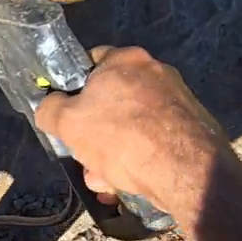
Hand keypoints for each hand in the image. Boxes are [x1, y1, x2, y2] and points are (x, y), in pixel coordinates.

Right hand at [33, 46, 230, 222]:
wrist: (184, 171)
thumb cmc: (119, 137)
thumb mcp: (66, 122)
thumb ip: (49, 109)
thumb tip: (50, 106)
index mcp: (126, 58)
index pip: (89, 62)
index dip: (72, 89)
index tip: (67, 115)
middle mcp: (156, 71)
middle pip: (109, 100)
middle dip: (92, 132)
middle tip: (84, 156)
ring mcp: (177, 98)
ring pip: (129, 125)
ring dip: (111, 152)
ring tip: (105, 179)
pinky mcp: (192, 126)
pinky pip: (151, 139)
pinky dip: (137, 158)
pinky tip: (128, 181)